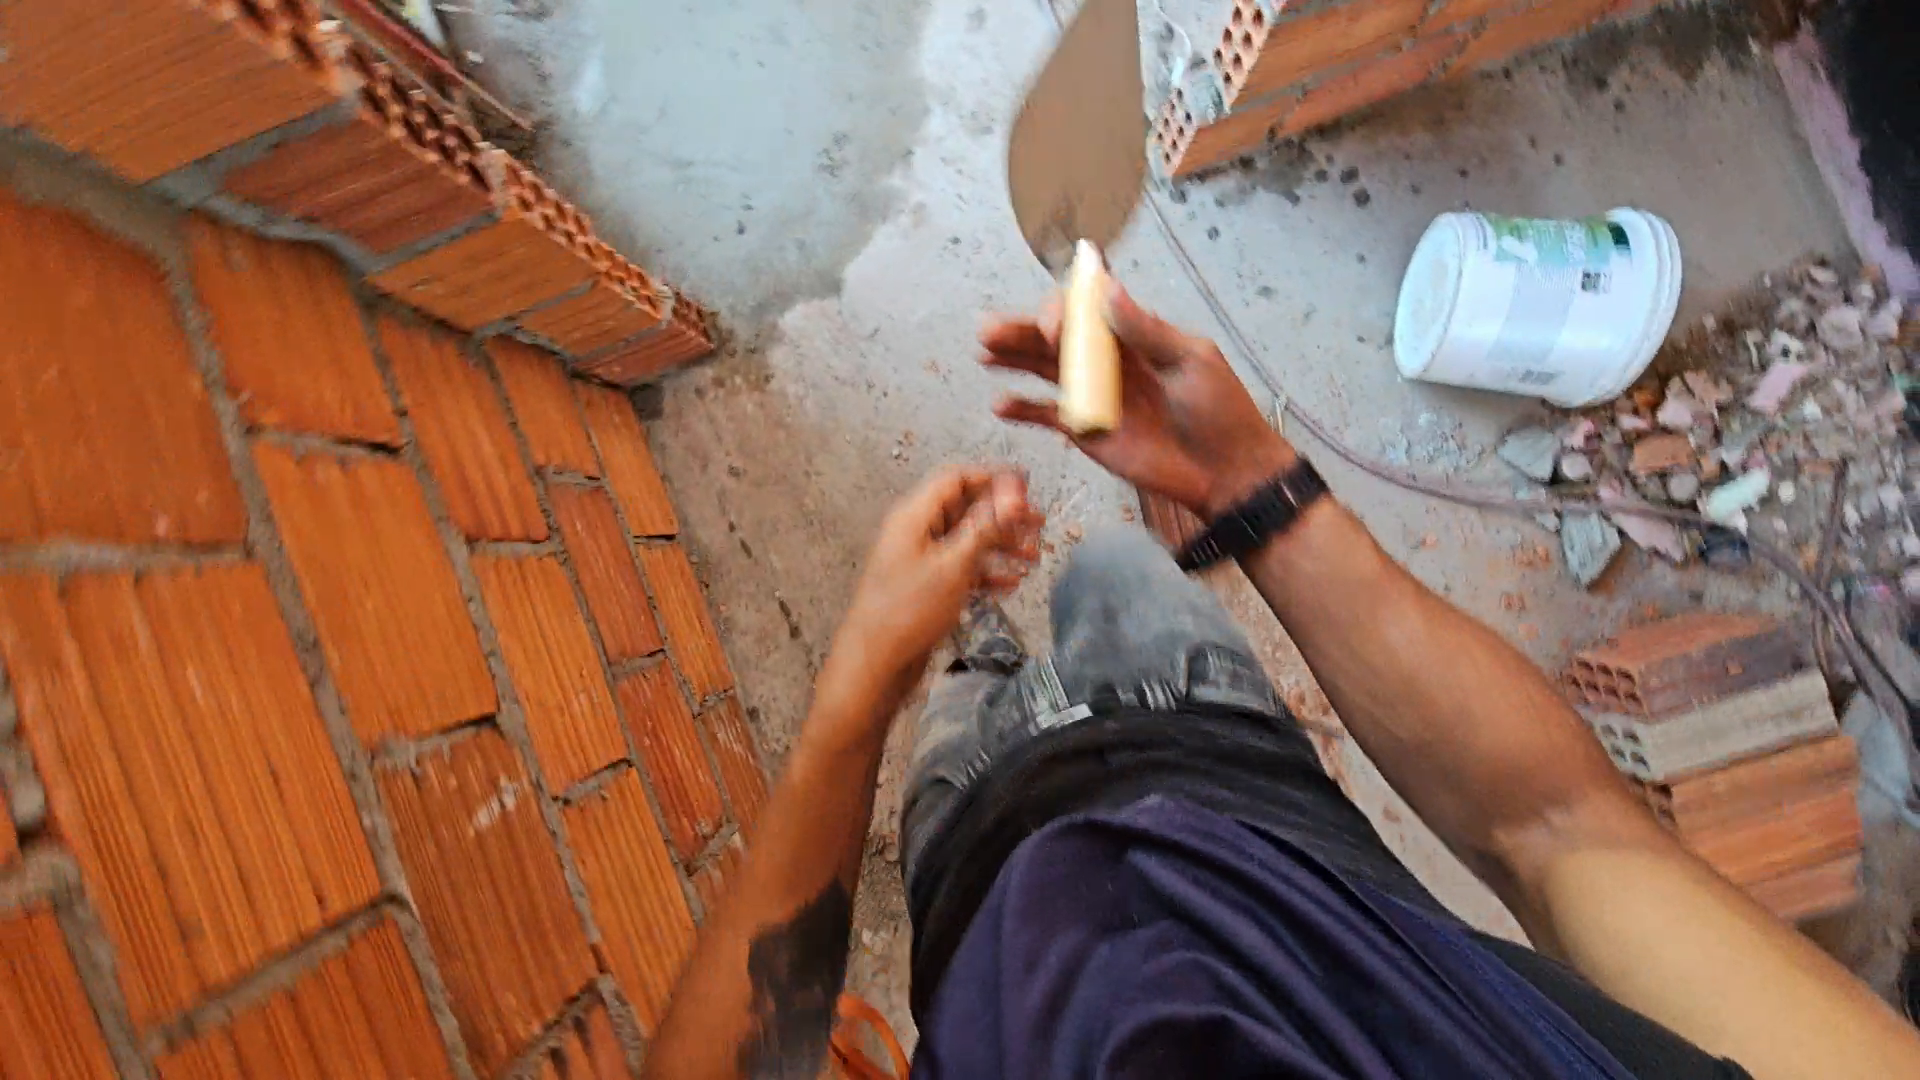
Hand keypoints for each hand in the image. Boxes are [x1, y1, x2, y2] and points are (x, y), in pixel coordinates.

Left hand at [823, 466, 1043, 714]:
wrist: (876, 662)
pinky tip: (1011, 584)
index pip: (956, 479)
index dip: (993, 479)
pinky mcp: (925, 586)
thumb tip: (1015, 493)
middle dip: (1003, 515)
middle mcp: (916, 531)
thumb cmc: (911, 609)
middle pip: (965, 509)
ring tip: (1034, 557)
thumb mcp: (954, 565)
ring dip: (1000, 545)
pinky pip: (960, 568)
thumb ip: (985, 527)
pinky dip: (985, 572)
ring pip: (966, 540)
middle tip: (1039, 524)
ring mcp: (920, 560)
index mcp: (915, 516)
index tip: (1028, 488)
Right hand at [980, 280, 1295, 517]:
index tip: (1054, 328)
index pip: (1086, 310)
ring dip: (1013, 360)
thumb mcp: (1191, 361)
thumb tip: (1107, 289)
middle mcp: (1107, 362)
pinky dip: (1024, 410)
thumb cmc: (1218, 412)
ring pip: (1043, 371)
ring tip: (983, 352)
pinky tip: (1000, 405)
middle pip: (1055, 339)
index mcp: (1134, 337)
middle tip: (989, 330)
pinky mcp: (1084, 432)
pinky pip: (1046, 416)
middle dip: (1021, 331)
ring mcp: (1092, 396)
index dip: (1062, 311)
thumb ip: (1147, 330)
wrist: (1223, 472)